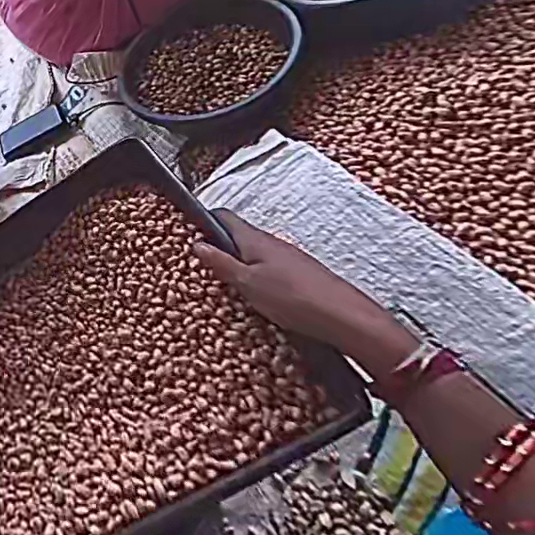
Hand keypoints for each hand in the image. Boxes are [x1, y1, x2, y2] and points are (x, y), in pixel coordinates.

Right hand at [190, 209, 418, 374]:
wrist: (344, 317)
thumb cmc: (293, 298)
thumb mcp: (247, 283)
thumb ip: (221, 263)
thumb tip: (198, 244)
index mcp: (254, 239)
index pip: (224, 217)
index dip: (205, 220)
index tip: (190, 231)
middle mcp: (271, 243)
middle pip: (238, 237)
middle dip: (219, 248)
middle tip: (203, 267)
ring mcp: (287, 258)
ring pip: (254, 255)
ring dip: (238, 265)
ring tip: (226, 286)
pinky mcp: (299, 275)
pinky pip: (268, 270)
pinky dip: (256, 278)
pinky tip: (256, 298)